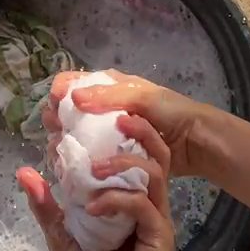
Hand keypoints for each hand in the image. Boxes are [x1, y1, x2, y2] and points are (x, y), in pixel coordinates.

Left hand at [17, 110, 174, 250]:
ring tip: (95, 167)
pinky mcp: (161, 234)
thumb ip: (47, 206)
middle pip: (153, 149)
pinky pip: (143, 204)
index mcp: (128, 192)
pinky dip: (116, 199)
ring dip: (122, 162)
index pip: (127, 148)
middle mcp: (146, 198)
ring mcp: (156, 214)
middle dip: (135, 127)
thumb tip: (23, 172)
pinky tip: (94, 208)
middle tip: (112, 115)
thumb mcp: (63, 236)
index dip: (105, 129)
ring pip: (154, 169)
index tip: (77, 122)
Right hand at [44, 71, 215, 176]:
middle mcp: (105, 107)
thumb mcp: (142, 97)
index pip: (74, 82)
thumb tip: (73, 99)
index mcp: (109, 86)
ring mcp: (109, 132)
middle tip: (55, 132)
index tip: (53, 107)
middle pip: (70, 110)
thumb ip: (108, 95)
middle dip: (58, 119)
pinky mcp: (115, 154)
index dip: (59, 91)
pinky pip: (90, 155)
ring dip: (65, 141)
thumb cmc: (170, 112)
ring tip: (60, 152)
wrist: (195, 143)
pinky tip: (71, 168)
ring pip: (77, 134)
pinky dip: (79, 159)